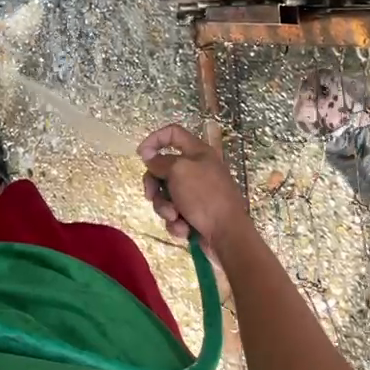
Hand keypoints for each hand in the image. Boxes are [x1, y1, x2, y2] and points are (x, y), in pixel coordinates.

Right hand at [139, 124, 249, 251]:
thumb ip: (159, 161)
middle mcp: (197, 170)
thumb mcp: (178, 171)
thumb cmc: (204, 196)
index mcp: (198, 152)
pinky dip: (176, 221)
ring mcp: (197, 193)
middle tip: (150, 194)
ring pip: (166, 194)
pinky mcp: (196, 214)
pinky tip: (183, 228)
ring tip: (174, 217)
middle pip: (164, 168)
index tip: (141, 154)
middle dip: (154, 184)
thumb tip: (149, 156)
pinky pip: (175, 212)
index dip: (155, 139)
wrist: (228, 236)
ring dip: (165, 207)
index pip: (173, 133)